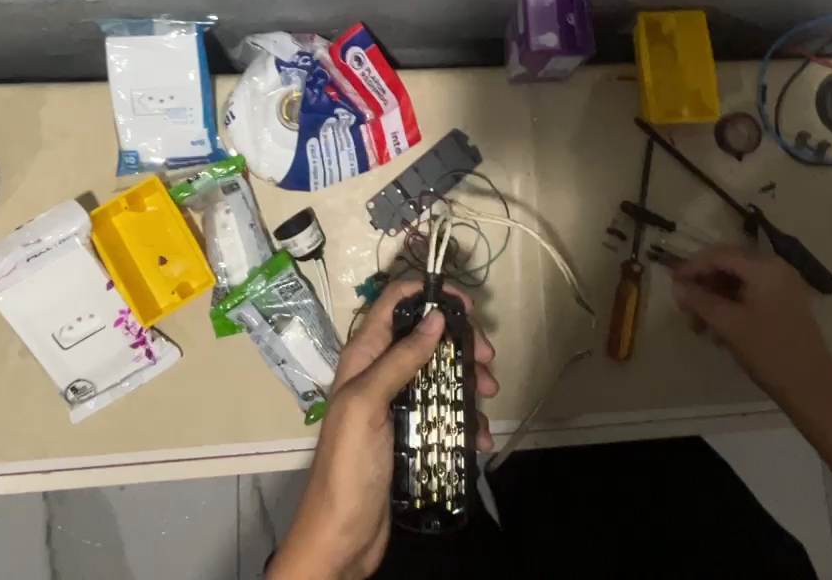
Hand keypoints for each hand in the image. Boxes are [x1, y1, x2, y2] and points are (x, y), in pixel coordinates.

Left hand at [270, 279, 497, 579]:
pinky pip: (445, 412)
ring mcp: (398, 403)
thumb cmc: (348, 466)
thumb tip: (435, 316)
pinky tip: (480, 435)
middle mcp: (381, 372)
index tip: (466, 304)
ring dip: (469, 378)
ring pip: (440, 373)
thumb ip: (399, 359)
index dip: (429, 294)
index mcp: (364, 356)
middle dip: (460, 341)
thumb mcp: (368, 405)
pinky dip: (466, 418)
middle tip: (488, 356)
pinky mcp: (412, 433)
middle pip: (426, 336)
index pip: (395, 303)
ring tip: (489, 394)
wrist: (341, 538)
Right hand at [670, 245, 831, 417]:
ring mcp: (783, 287)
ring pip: (737, 283)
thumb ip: (699, 300)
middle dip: (703, 285)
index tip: (670, 283)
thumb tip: (676, 286)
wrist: (813, 390)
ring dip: (714, 299)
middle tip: (684, 308)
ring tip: (698, 326)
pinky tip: (718, 331)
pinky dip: (731, 307)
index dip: (691, 266)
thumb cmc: (769, 352)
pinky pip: (750, 295)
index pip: (718, 255)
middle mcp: (775, 268)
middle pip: (728, 266)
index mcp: (764, 267)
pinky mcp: (786, 305)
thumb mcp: (727, 324)